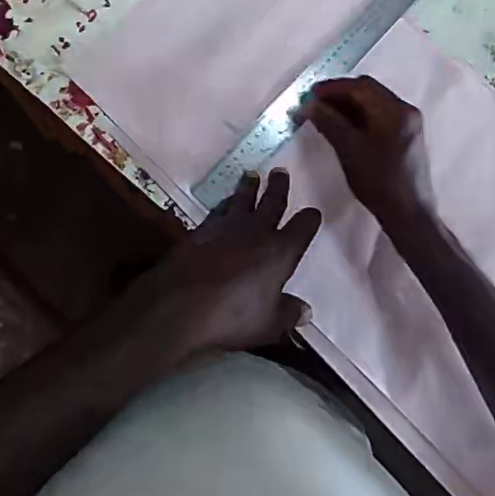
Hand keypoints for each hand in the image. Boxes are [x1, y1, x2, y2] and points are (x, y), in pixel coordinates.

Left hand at [118, 169, 321, 359]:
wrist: (180, 302)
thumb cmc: (232, 315)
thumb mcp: (268, 323)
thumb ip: (287, 313)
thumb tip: (305, 311)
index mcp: (279, 251)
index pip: (301, 229)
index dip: (309, 220)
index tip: (313, 213)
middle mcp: (255, 232)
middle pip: (271, 203)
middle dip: (278, 188)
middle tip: (280, 172)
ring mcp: (226, 227)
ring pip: (242, 200)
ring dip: (248, 187)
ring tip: (251, 175)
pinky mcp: (201, 230)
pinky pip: (219, 210)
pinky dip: (225, 204)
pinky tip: (224, 203)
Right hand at [301, 76, 435, 220]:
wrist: (407, 214)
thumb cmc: (379, 181)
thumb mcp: (349, 150)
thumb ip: (328, 122)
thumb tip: (308, 105)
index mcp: (395, 111)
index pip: (361, 87)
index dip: (333, 87)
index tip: (310, 94)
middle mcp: (405, 111)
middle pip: (368, 92)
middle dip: (339, 95)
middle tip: (314, 103)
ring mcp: (408, 123)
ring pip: (372, 103)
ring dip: (347, 106)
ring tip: (323, 116)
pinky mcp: (405, 135)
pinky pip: (378, 116)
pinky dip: (358, 117)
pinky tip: (340, 126)